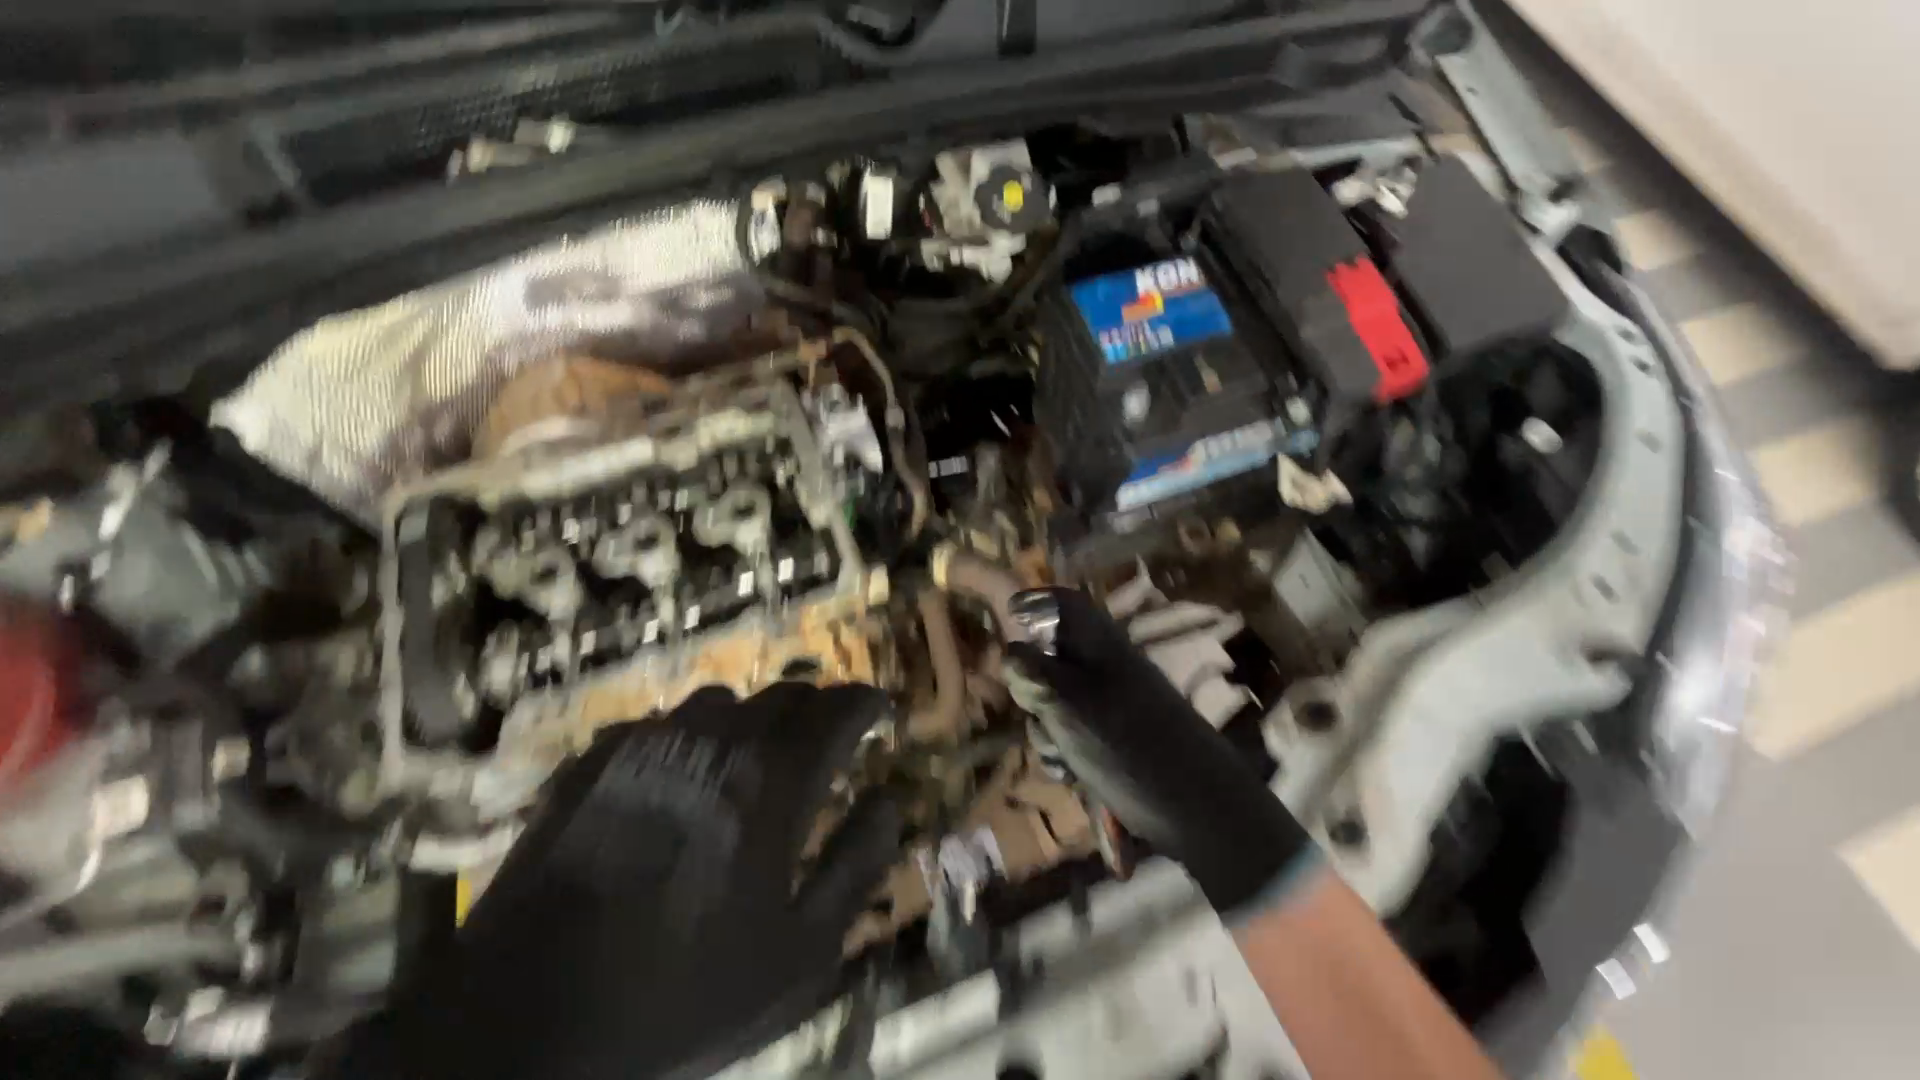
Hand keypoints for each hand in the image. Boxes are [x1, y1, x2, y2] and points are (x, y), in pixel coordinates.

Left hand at [328, 684, 903, 1079]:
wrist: (528, 1019)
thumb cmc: (684, 991)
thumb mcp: (800, 952)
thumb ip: (858, 864)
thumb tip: (890, 800)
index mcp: (774, 779)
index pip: (839, 707)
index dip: (869, 704)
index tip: (883, 715)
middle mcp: (715, 739)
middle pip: (782, 694)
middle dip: (816, 711)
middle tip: (826, 744)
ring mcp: (646, 744)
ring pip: (719, 700)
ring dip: (752, 720)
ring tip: (753, 762)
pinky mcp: (591, 762)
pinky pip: (659, 726)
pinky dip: (688, 740)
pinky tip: (679, 783)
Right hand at [1004, 588, 1315, 915]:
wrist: (1198, 808)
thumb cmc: (1128, 745)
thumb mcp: (1069, 704)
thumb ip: (1035, 674)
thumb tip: (1009, 649)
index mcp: (1101, 646)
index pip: (1066, 605)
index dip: (1037, 603)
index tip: (1009, 613)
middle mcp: (1107, 668)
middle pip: (1052, 657)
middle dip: (1031, 684)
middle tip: (1032, 706)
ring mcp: (1113, 706)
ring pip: (1058, 701)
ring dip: (1045, 725)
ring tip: (1058, 754)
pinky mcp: (1116, 740)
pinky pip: (1074, 734)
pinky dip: (1064, 750)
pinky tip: (1070, 774)